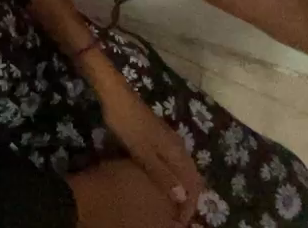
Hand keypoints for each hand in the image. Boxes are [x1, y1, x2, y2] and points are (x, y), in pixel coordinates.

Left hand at [98, 81, 202, 225]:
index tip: (180, 221)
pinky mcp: (156, 133)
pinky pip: (171, 160)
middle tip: (177, 216)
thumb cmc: (126, 122)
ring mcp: (167, 138)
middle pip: (191, 177)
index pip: (194, 184)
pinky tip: (159, 179)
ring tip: (170, 203)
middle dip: (188, 198)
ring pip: (182, 168)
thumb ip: (162, 174)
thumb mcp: (142, 151)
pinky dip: (171, 174)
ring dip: (180, 186)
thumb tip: (183, 197)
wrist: (113, 92)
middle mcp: (178, 145)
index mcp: (177, 151)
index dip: (190, 205)